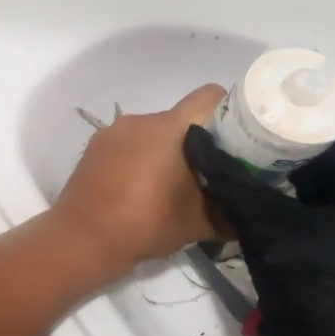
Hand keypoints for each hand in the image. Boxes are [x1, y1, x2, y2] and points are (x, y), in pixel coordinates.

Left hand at [53, 84, 227, 273]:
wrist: (84, 238)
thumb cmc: (147, 223)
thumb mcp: (200, 222)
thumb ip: (231, 211)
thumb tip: (249, 210)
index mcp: (169, 127)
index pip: (209, 97)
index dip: (229, 111)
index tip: (236, 139)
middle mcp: (138, 120)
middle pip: (179, 118)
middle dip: (195, 141)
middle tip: (206, 173)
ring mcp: (111, 132)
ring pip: (151, 132)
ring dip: (164, 151)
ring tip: (170, 185)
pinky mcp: (93, 148)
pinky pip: (126, 143)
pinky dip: (137, 157)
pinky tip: (138, 187)